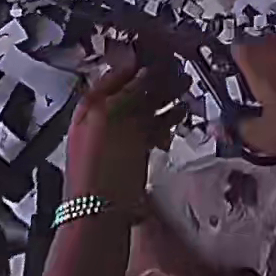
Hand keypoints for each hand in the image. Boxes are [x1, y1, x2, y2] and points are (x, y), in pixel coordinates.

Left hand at [66, 44, 183, 202]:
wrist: (100, 220)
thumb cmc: (100, 170)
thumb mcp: (113, 121)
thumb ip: (129, 94)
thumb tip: (143, 71)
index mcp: (91, 106)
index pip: (117, 75)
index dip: (138, 64)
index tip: (160, 55)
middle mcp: (102, 120)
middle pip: (132, 92)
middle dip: (156, 81)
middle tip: (179, 71)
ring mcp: (117, 139)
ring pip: (143, 111)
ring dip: (164, 99)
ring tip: (185, 89)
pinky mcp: (131, 157)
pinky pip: (149, 131)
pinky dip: (164, 122)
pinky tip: (178, 116)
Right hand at [231, 27, 275, 159]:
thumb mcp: (268, 138)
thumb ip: (239, 128)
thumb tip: (221, 125)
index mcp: (257, 58)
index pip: (229, 53)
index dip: (229, 73)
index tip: (235, 94)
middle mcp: (274, 41)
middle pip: (252, 49)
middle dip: (251, 70)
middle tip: (257, 98)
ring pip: (273, 51)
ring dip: (272, 68)